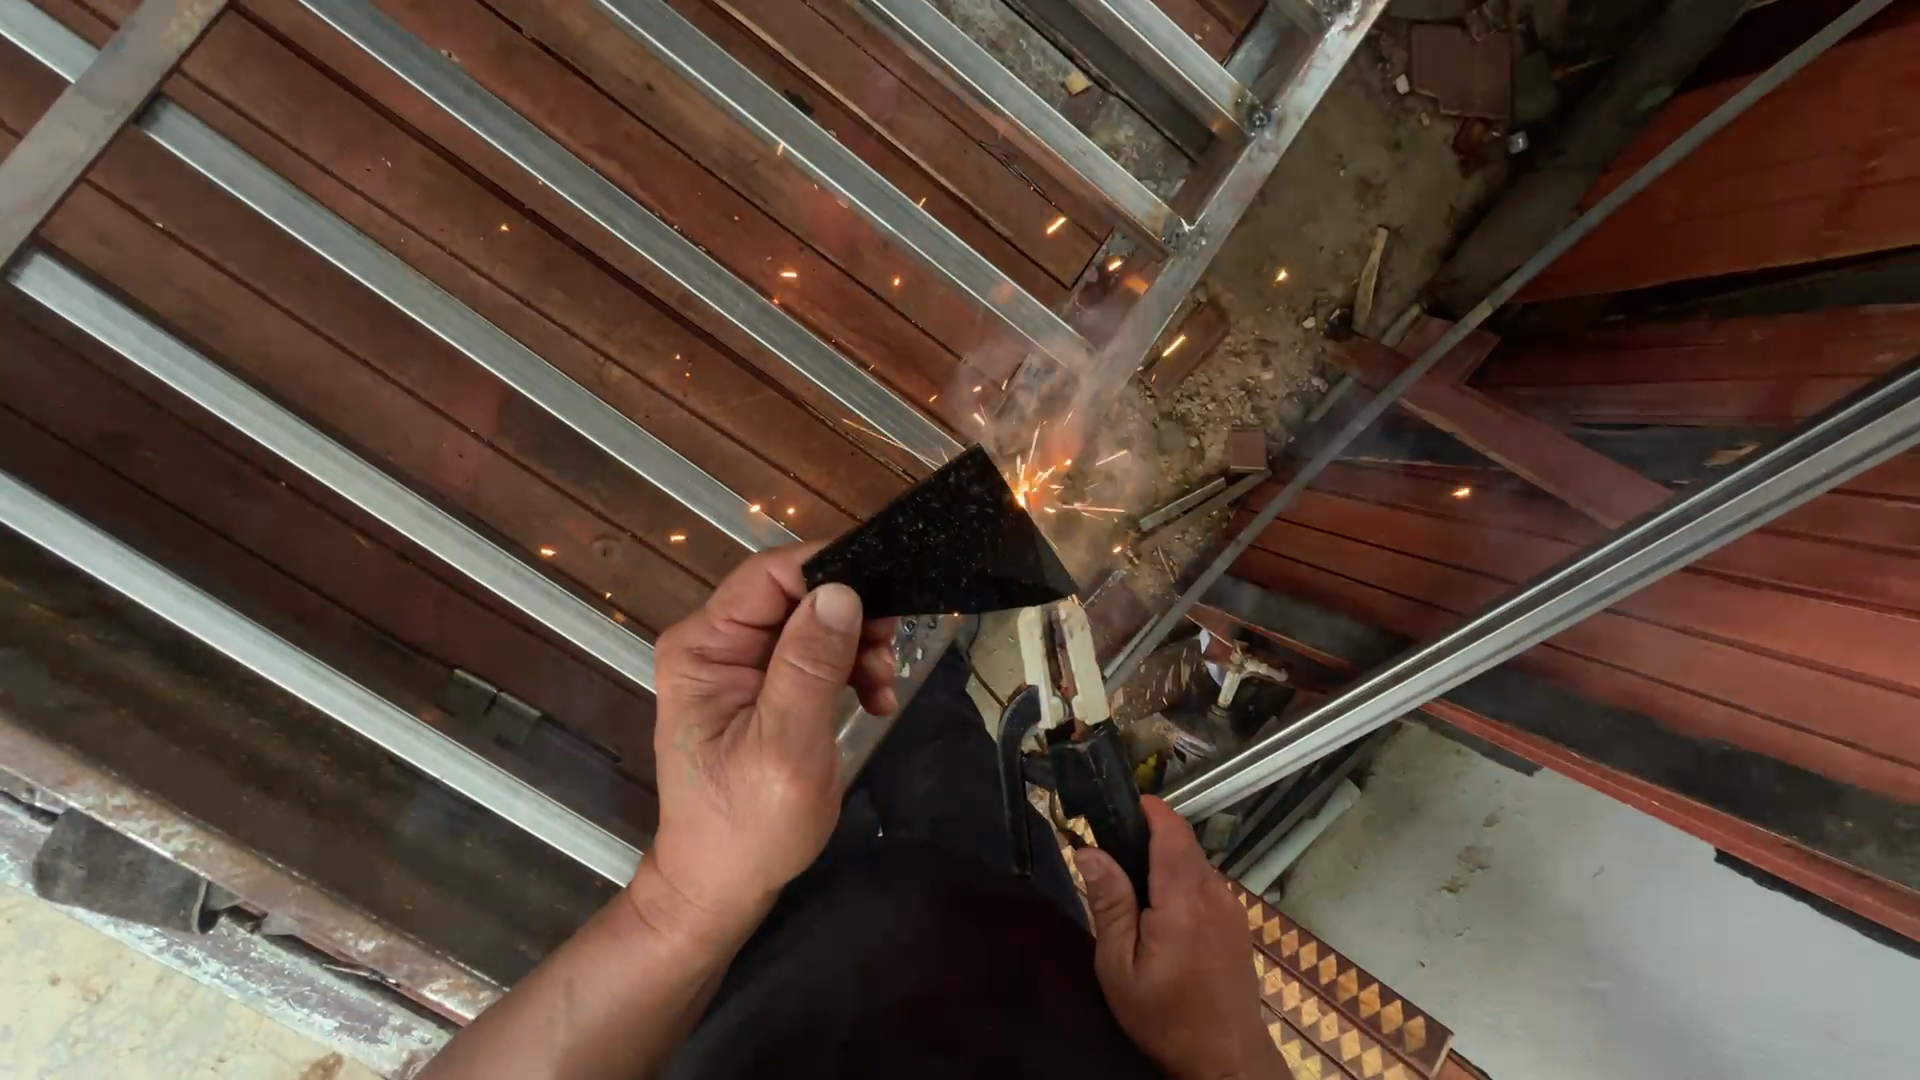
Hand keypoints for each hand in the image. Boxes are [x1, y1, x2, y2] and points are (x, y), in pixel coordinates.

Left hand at [636, 544, 898, 942]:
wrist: (724, 884)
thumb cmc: (747, 825)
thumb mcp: (785, 746)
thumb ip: (810, 666)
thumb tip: (841, 592)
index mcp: (705, 647)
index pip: (769, 576)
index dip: (829, 569)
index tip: (886, 587)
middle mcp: (718, 643)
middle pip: (796, 593)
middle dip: (851, 615)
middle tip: (888, 650)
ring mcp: (741, 663)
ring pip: (816, 619)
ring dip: (858, 644)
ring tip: (881, 685)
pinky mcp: (766, 683)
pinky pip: (819, 651)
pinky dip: (853, 667)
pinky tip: (875, 698)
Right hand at [1077, 797, 1286, 1079]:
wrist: (1227, 1063)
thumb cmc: (1166, 1017)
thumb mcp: (1120, 967)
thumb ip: (1109, 903)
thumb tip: (1088, 850)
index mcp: (1183, 900)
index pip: (1172, 830)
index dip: (1150, 808)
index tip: (1120, 804)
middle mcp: (1214, 893)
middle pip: (1182, 842)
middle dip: (1149, 836)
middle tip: (1112, 853)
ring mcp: (1231, 907)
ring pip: (1194, 863)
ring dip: (1165, 862)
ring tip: (1132, 890)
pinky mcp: (1237, 923)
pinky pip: (1205, 884)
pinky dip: (1181, 883)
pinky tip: (1162, 914)